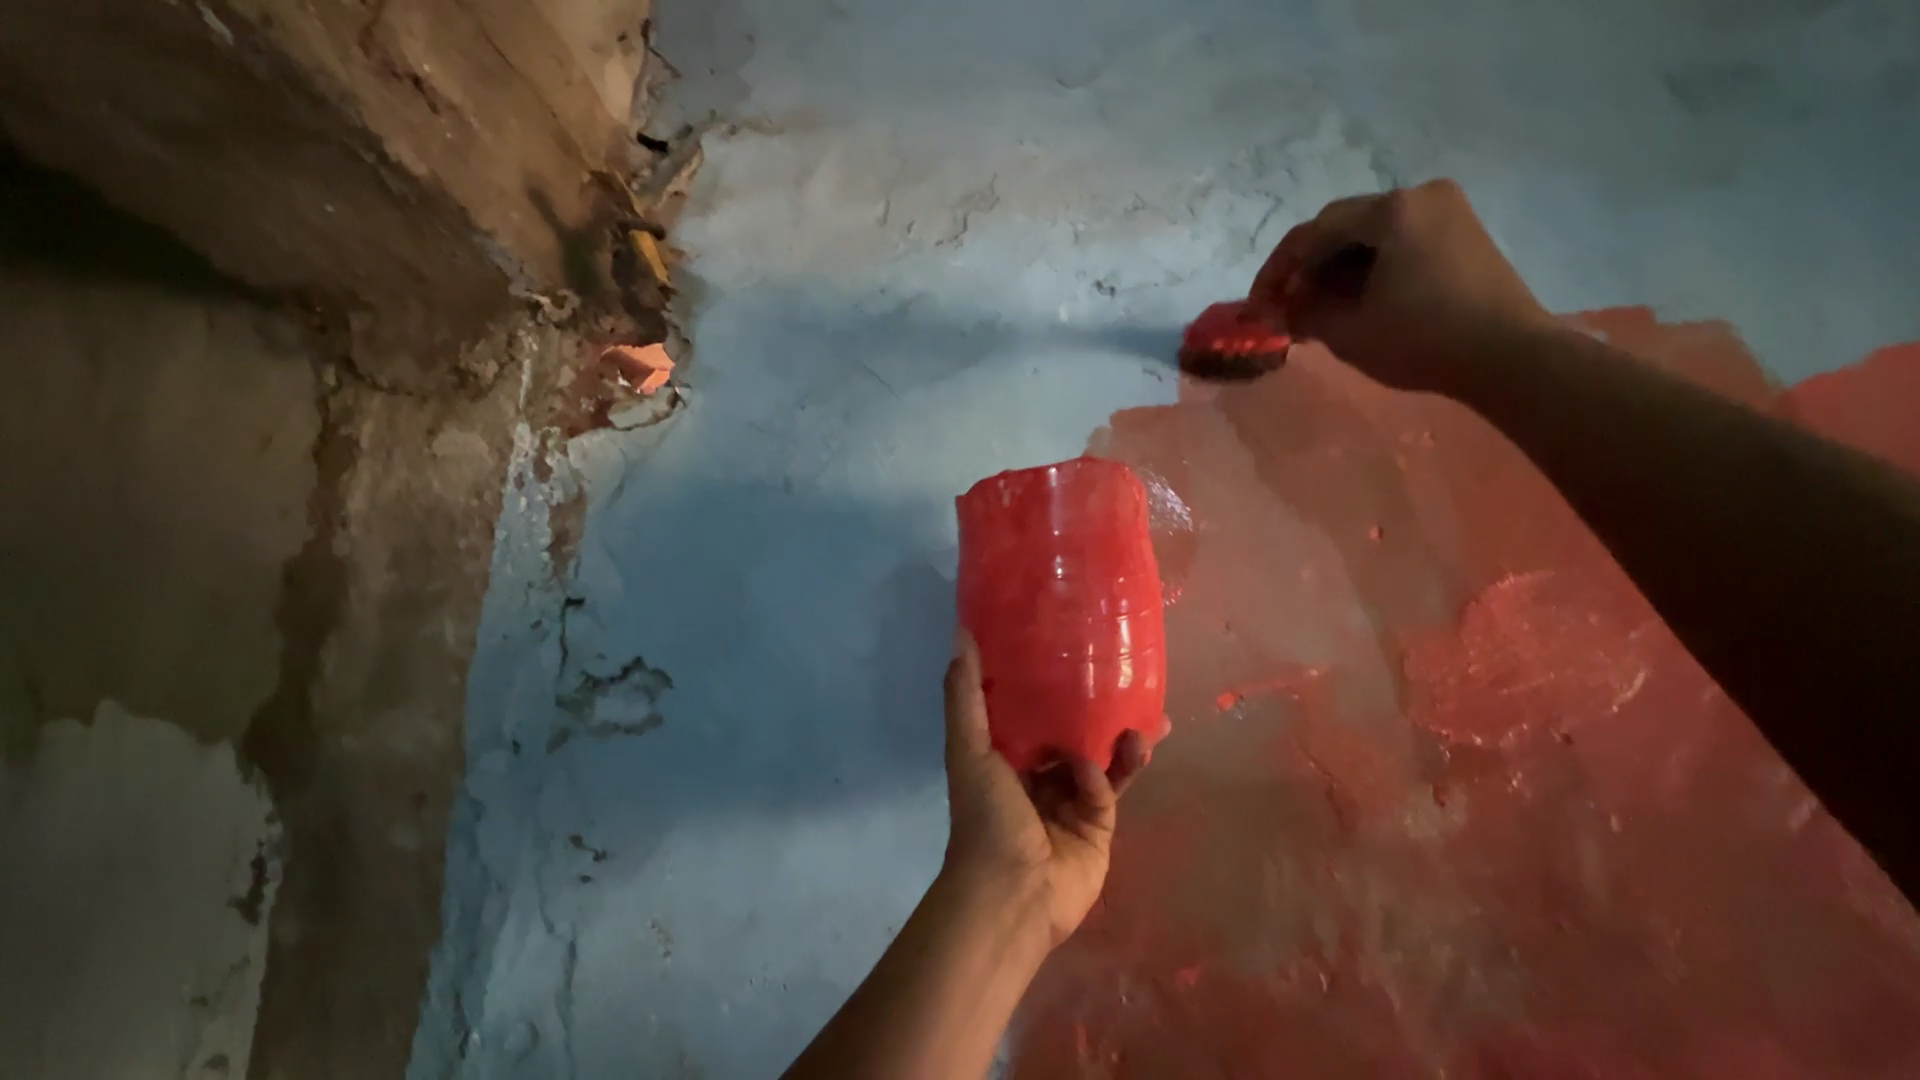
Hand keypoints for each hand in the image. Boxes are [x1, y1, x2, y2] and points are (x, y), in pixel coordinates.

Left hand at [940, 629, 1147, 948]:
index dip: (1046, 680)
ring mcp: (1069, 800)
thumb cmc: (986, 816)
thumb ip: (965, 694)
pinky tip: (1126, 754)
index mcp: (1004, 755)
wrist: (1013, 893)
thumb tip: (960, 633)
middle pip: (1071, 730)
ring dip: (1120, 736)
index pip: (1028, 709)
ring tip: (1146, 715)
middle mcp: (1037, 774)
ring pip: (1100, 757)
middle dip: (1096, 708)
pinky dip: (1115, 770)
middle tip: (1126, 676)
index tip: (1070, 647)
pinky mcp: (1098, 824)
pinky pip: (1110, 787)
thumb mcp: (969, 749)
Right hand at [1248, 179, 1557, 394]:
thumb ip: (1303, 311)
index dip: (1276, 271)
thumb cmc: (1421, 339)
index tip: (1258, 306)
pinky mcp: (1462, 235)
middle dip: (1307, 270)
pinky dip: (1369, 269)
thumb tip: (1281, 306)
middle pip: (1343, 228)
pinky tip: (1356, 302)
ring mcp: (1447, 212)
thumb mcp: (1347, 331)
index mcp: (1391, 209)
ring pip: (1370, 237)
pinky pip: (1398, 243)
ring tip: (1318, 312)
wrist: (1510, 357)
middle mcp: (1419, 195)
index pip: (1312, 232)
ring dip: (1336, 271)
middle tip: (1287, 309)